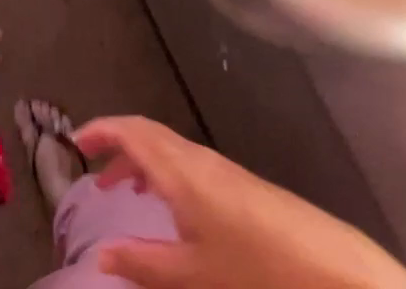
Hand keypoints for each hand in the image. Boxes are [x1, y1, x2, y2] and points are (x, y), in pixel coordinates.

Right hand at [76, 116, 405, 288]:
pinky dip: (165, 173)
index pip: (133, 132)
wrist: (332, 270)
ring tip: (122, 190)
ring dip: (141, 161)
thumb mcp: (191, 274)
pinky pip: (189, 163)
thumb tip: (101, 256)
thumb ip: (142, 263)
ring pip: (171, 150)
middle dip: (117, 145)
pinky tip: (169, 207)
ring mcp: (225, 170)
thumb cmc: (254, 269)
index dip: (101, 130)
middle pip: (150, 134)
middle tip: (90, 170)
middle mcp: (200, 160)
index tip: (73, 142)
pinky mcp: (242, 184)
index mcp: (181, 172)